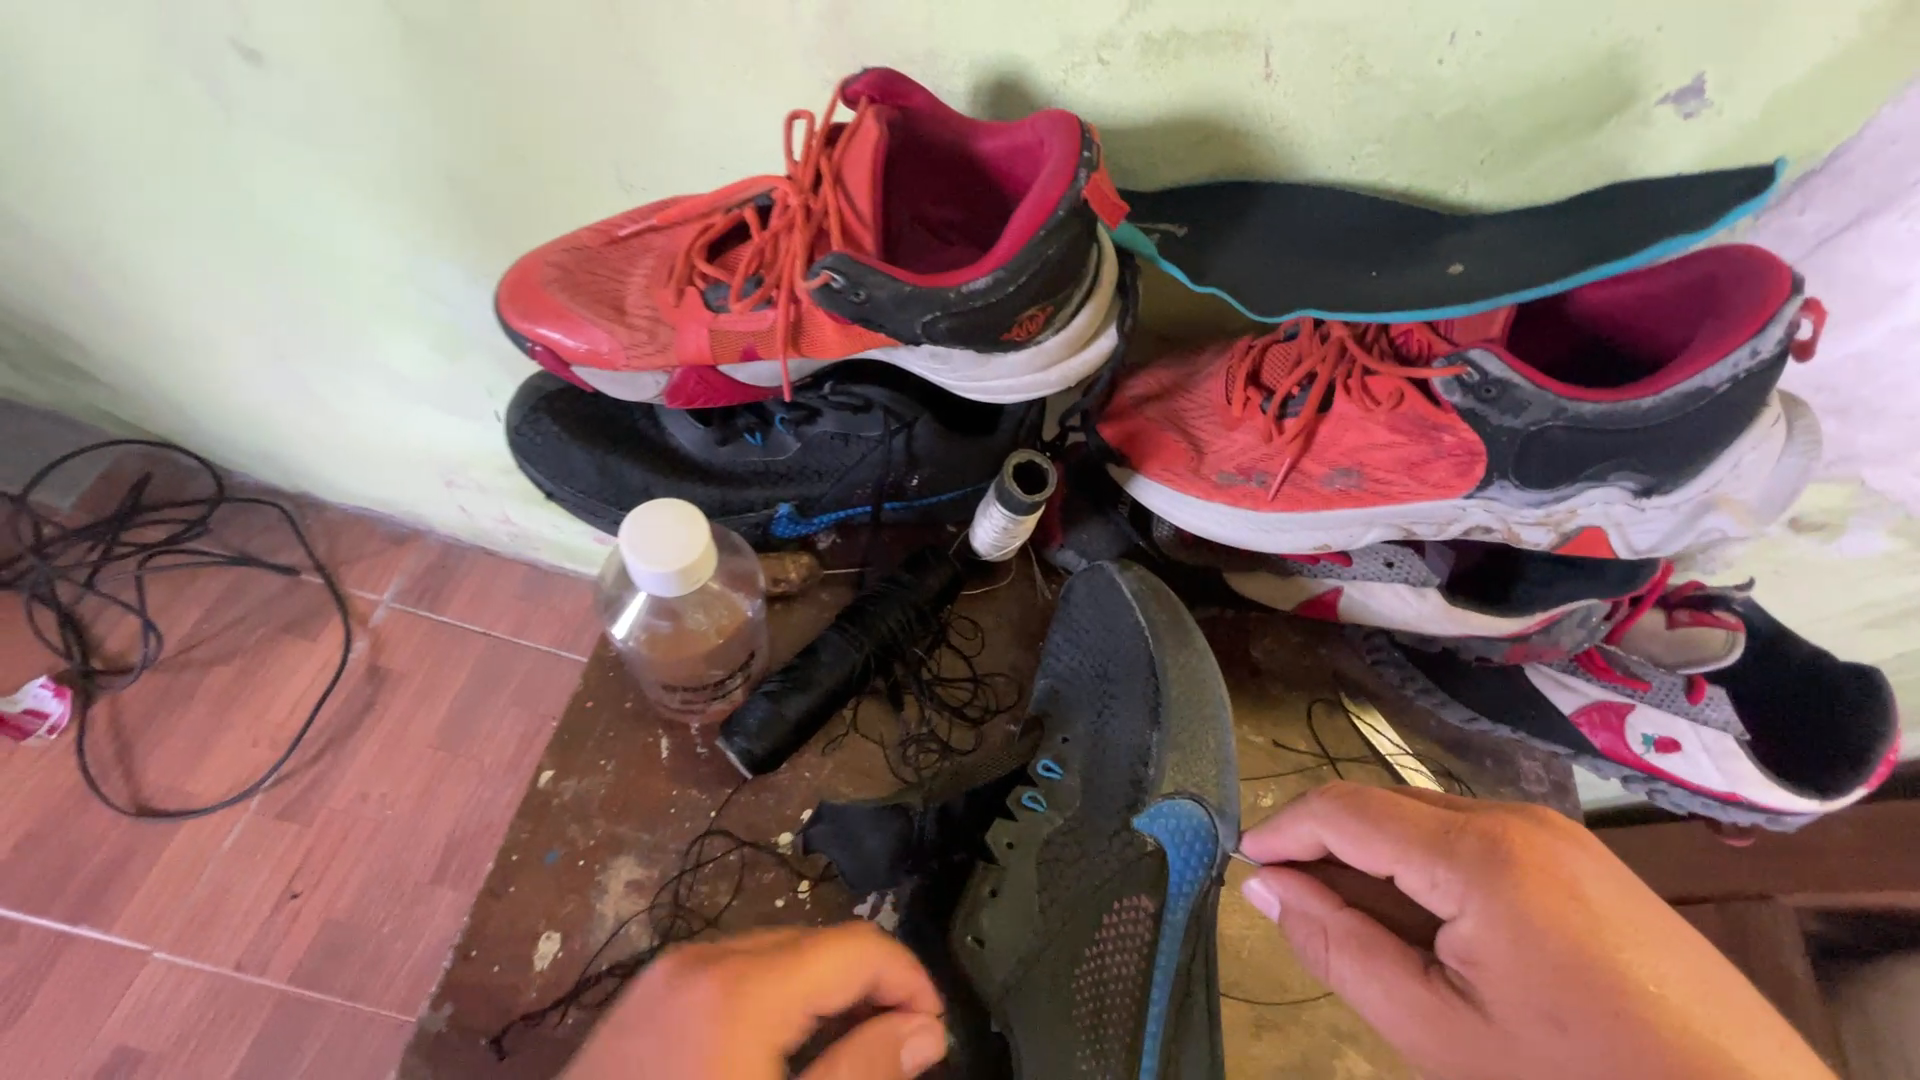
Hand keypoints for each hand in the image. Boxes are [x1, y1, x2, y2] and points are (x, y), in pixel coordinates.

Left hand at [563, 922, 948, 1079]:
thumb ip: (862, 1071)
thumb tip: (925, 1030)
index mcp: (743, 984)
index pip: (856, 945)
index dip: (909, 979)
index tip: (933, 1032)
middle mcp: (705, 957)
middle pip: (817, 943)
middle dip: (868, 986)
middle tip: (899, 1049)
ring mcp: (668, 972)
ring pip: (778, 953)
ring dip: (824, 990)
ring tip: (847, 1050)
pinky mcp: (646, 995)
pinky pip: (735, 971)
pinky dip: (776, 996)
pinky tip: (780, 1048)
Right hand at [1238, 781, 1834, 1079]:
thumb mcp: (1434, 1029)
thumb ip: (1336, 944)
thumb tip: (1264, 886)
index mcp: (1478, 852)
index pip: (1344, 809)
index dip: (1283, 830)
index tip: (1246, 867)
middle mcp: (1515, 816)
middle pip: (1384, 808)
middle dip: (1330, 849)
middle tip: (1304, 912)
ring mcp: (1557, 833)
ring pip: (1426, 822)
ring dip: (1378, 862)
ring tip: (1369, 931)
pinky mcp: (1582, 857)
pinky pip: (1473, 841)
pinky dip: (1428, 871)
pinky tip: (1435, 931)